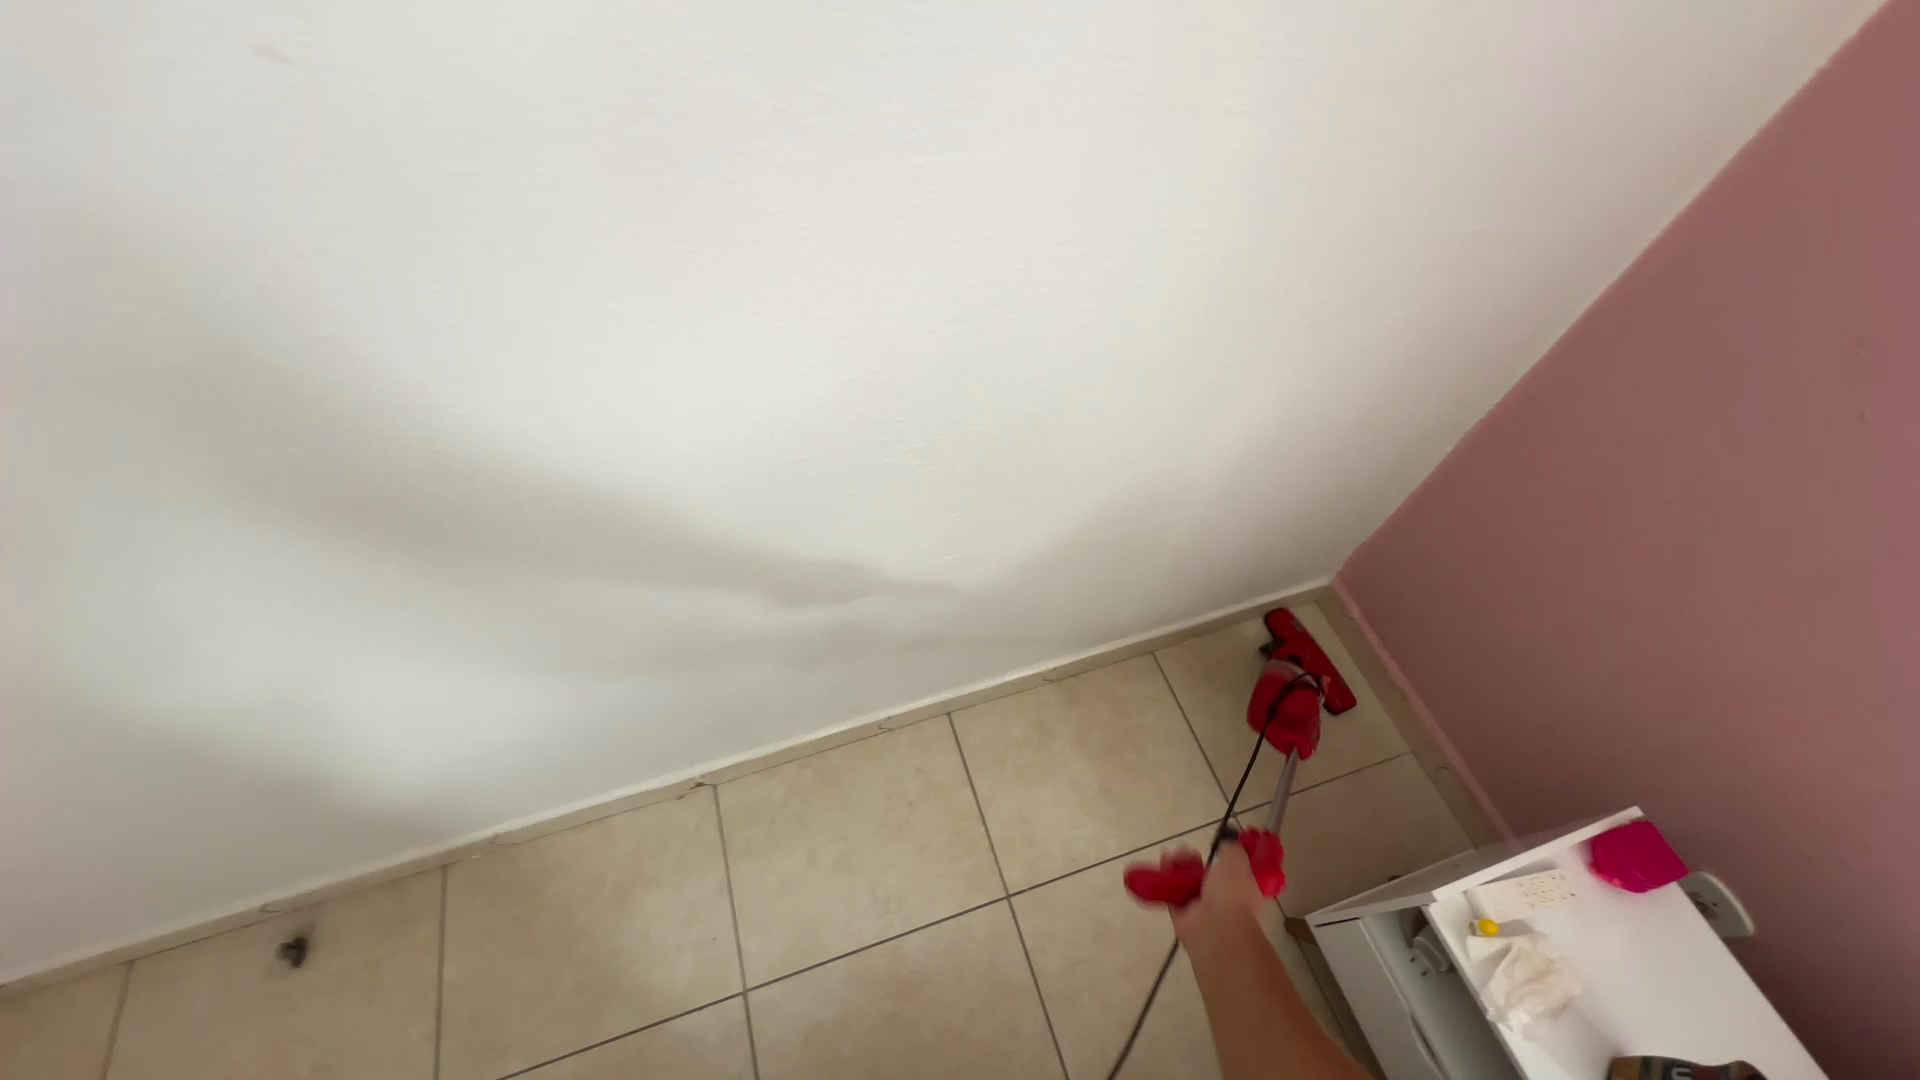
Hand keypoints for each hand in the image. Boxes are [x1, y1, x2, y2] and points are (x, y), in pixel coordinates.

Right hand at [1169, 840, 1269, 951]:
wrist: (1216, 928)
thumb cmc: (1232, 893)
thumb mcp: (1237, 861)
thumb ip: (1232, 849)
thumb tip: (1227, 846)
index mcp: (1242, 891)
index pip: (1231, 875)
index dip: (1219, 860)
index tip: (1211, 848)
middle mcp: (1223, 902)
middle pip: (1204, 877)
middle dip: (1193, 860)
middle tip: (1184, 848)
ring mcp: (1201, 911)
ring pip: (1186, 884)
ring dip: (1178, 866)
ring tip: (1172, 853)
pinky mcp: (1181, 917)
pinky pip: (1171, 894)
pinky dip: (1165, 879)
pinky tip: (1163, 862)